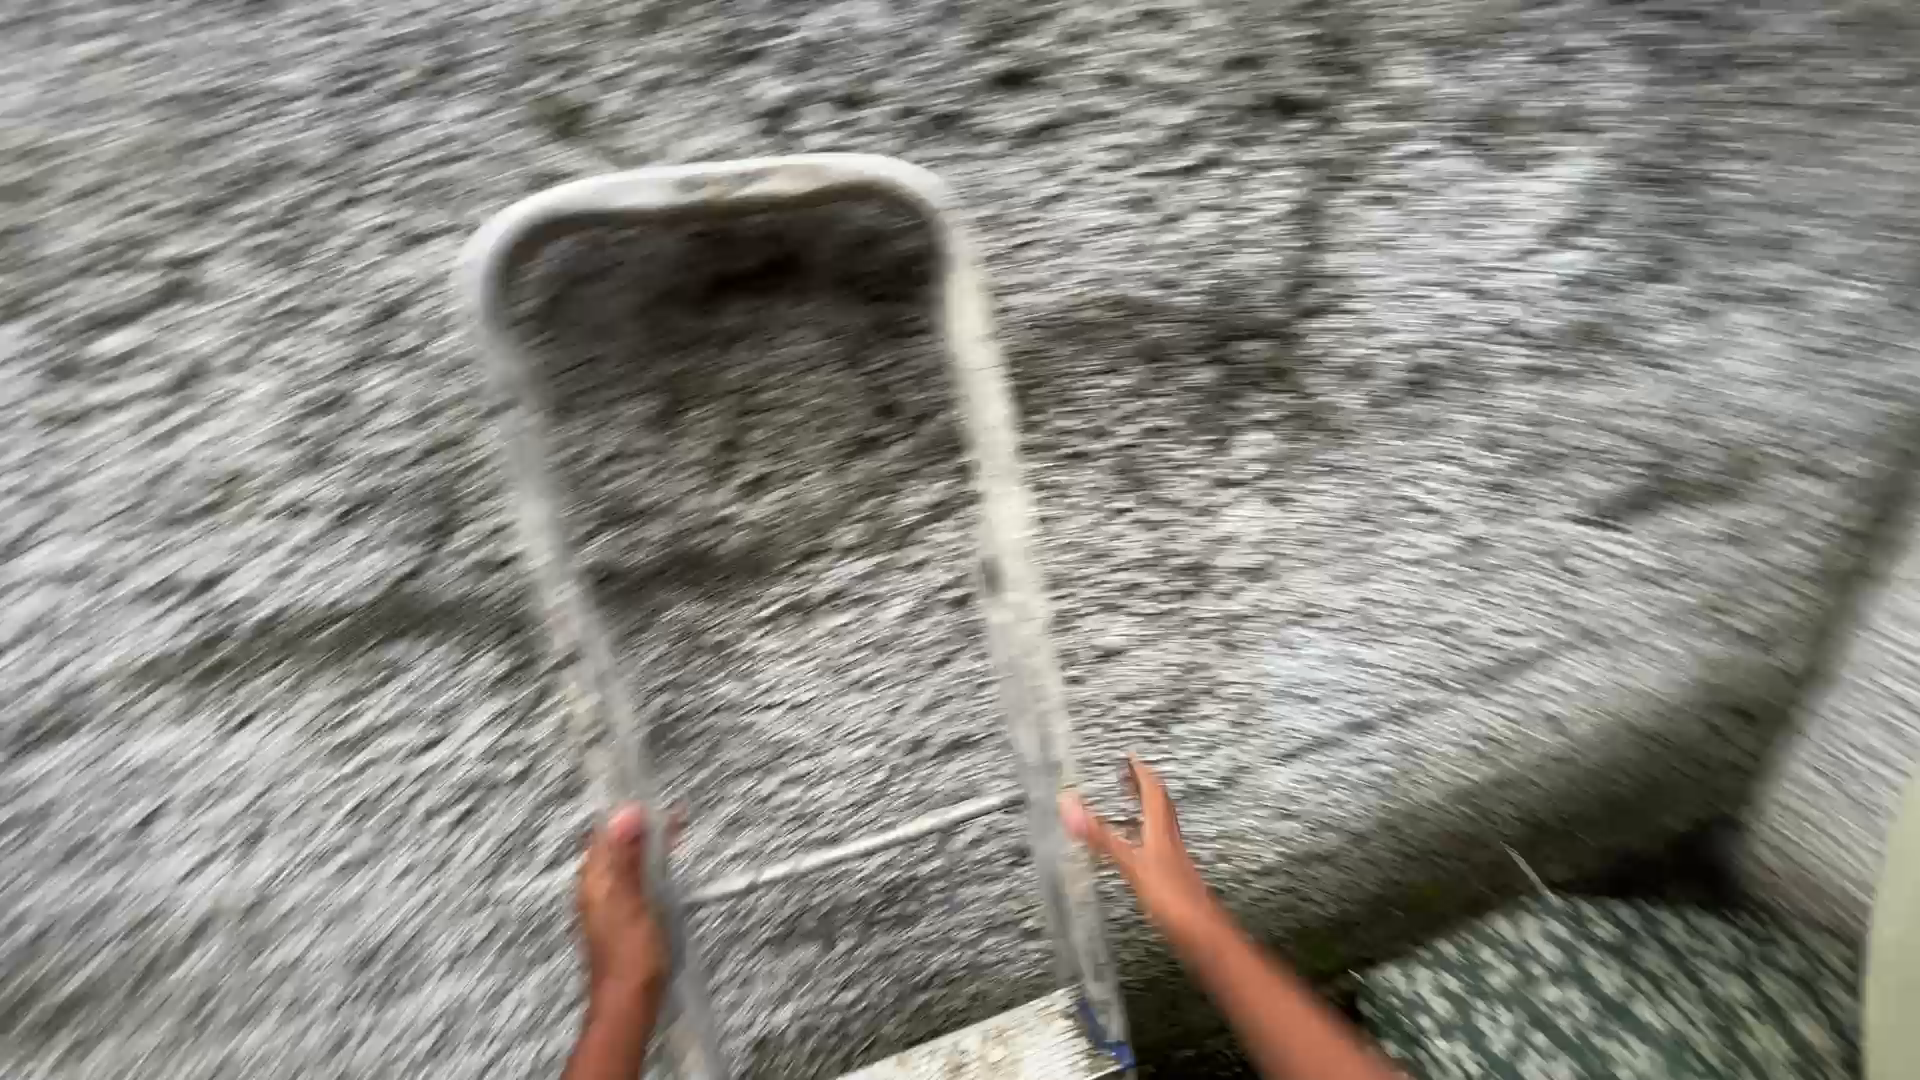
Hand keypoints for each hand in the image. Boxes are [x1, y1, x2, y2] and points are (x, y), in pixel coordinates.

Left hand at [577, 804, 672, 1001]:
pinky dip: (653, 859)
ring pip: (629, 857)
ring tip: (676, 823)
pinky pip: (638, 874)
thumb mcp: (631, 900)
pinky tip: (669, 857)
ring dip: (650, 839)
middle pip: (617, 843)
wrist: (633, 1001)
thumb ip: (626, 858)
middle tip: (672, 808)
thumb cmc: (631, 954)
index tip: (648, 792)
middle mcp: (597, 887)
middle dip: (641, 823)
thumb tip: (626, 813)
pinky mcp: (628, 912)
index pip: (603, 832)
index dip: (625, 810)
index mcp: (593, 881)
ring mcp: (612, 901)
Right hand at [1060, 755, 1216, 935]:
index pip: (1153, 791)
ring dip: (1148, 808)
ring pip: (1162, 824)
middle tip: (1131, 774)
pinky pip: (1159, 846)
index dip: (1142, 772)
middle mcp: (1170, 840)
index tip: (1131, 756)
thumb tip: (1068, 805)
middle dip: (1145, 785)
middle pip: (1161, 805)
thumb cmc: (1170, 898)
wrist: (1204, 935)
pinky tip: (1140, 848)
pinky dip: (1147, 835)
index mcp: (1161, 831)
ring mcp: (1174, 860)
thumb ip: (1099, 836)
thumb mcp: (1129, 864)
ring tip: (1133, 803)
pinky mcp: (1174, 878)